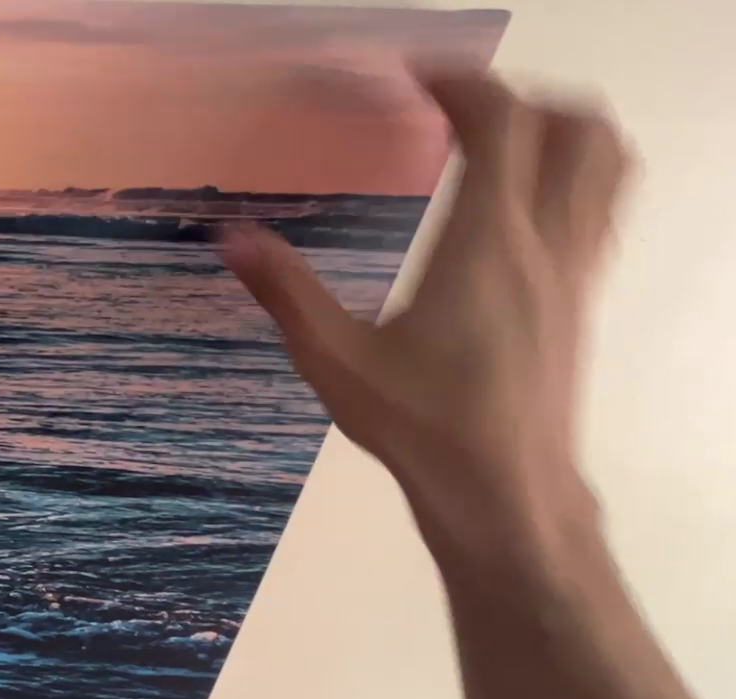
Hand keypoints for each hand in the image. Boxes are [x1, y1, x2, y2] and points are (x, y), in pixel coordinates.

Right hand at [223, 72, 630, 574]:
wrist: (501, 482)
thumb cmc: (414, 420)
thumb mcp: (332, 357)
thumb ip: (286, 291)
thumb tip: (233, 235)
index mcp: (485, 245)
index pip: (500, 127)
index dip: (463, 85)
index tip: (418, 74)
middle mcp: (548, 242)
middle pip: (573, 127)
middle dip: (520, 97)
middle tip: (457, 107)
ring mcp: (577, 269)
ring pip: (606, 162)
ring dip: (561, 128)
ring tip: (501, 140)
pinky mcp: (582, 298)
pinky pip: (602, 205)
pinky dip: (572, 175)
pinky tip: (520, 209)